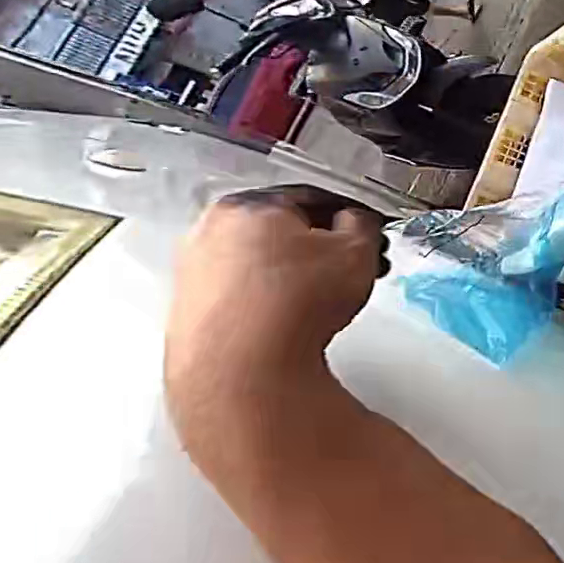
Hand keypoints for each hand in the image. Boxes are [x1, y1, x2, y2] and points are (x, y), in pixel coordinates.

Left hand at [165, 186, 388, 455]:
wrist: (243, 366)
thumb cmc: (296, 302)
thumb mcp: (358, 250)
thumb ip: (364, 224)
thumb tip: (356, 222)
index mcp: (251, 205)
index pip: (314, 196)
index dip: (351, 213)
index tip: (369, 230)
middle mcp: (213, 230)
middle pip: (285, 227)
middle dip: (326, 244)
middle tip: (359, 264)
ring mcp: (197, 269)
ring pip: (266, 258)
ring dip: (303, 270)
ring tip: (333, 294)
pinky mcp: (194, 306)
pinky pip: (248, 288)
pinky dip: (277, 295)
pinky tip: (300, 314)